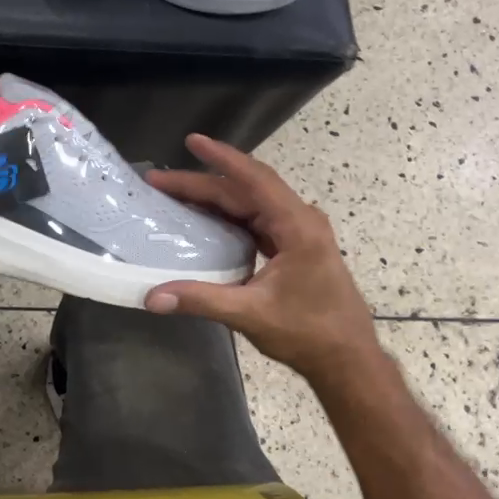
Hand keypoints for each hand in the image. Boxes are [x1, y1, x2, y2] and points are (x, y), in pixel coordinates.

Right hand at [143, 135, 380, 383]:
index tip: (193, 141)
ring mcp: (298, 234)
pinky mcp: (292, 249)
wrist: (346, 357)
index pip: (254, 180)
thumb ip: (200, 299)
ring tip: (173, 195)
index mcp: (296, 227)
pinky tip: (201, 221)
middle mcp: (299, 222)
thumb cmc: (308, 331)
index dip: (222, 158)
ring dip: (212, 198)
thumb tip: (152, 297)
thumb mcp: (249, 314)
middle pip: (245, 191)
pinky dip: (225, 217)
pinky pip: (254, 221)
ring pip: (249, 205)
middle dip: (201, 182)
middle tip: (158, 181)